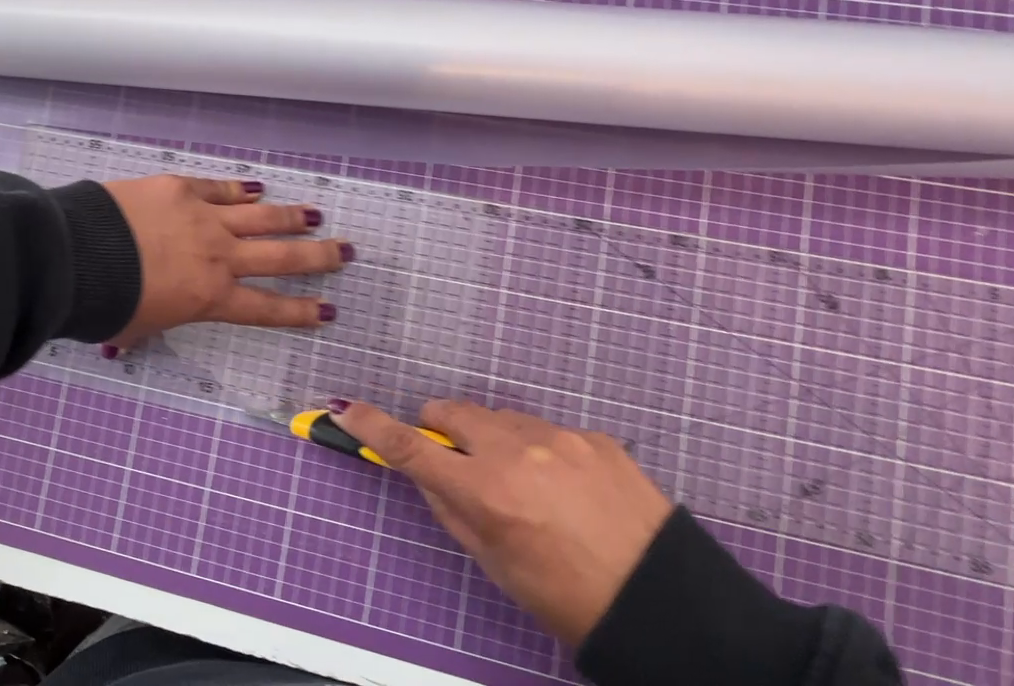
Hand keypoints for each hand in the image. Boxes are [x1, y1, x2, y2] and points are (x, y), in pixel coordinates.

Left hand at [102, 175, 350, 349]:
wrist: (77, 256)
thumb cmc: (102, 304)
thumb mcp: (129, 331)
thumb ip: (142, 332)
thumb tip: (126, 346)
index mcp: (209, 299)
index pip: (266, 309)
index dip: (299, 311)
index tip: (327, 311)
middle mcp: (218, 258)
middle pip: (279, 257)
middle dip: (316, 257)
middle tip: (343, 252)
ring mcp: (203, 218)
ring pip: (259, 217)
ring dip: (290, 217)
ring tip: (316, 216)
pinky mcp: (181, 188)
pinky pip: (219, 188)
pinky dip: (239, 190)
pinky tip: (256, 188)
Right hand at [333, 400, 671, 646]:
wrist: (667, 604)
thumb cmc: (567, 597)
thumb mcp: (495, 563)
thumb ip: (451, 508)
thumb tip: (428, 472)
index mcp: (487, 493)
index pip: (410, 449)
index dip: (372, 427)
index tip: (346, 410)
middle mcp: (518, 452)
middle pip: (452, 411)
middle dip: (443, 429)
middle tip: (457, 460)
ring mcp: (560, 438)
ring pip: (500, 418)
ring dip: (494, 439)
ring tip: (525, 483)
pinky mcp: (595, 436)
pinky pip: (547, 430)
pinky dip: (541, 449)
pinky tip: (567, 487)